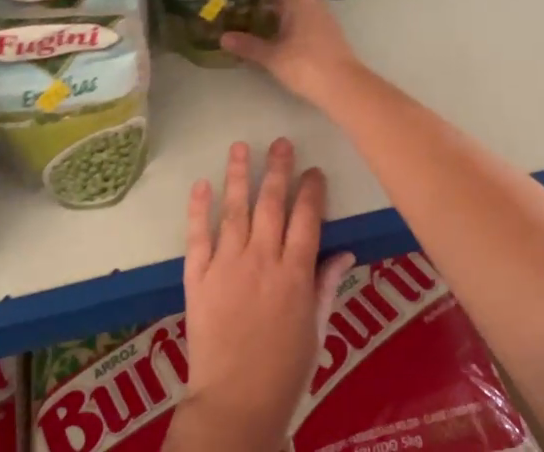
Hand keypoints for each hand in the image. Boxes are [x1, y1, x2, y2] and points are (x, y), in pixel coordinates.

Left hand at [174, 139, 354, 449]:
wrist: (236, 401)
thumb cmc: (286, 371)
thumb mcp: (317, 329)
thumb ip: (327, 286)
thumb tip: (345, 252)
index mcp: (296, 273)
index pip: (308, 219)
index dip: (312, 191)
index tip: (315, 170)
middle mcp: (262, 259)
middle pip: (271, 204)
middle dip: (278, 169)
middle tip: (281, 142)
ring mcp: (227, 264)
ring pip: (234, 209)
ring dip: (238, 174)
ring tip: (241, 146)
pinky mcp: (198, 276)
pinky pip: (197, 235)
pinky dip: (198, 208)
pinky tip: (201, 184)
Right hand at [221, 0, 363, 100]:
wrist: (343, 87)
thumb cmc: (305, 65)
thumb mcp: (272, 56)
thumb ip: (247, 45)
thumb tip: (222, 37)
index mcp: (298, 0)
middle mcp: (311, 2)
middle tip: (234, 3)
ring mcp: (321, 17)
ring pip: (292, 8)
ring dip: (273, 13)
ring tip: (247, 18)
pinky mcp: (325, 33)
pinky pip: (301, 20)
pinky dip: (285, 24)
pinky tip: (270, 35)